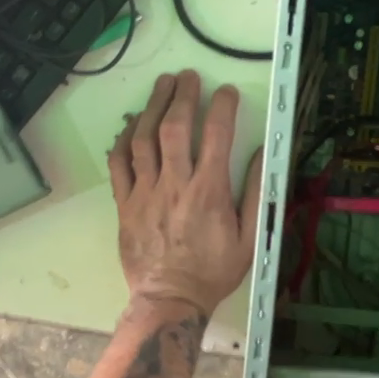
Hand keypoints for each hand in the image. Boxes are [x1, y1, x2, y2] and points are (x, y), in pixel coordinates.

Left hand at [108, 70, 263, 316]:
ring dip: (153, 107)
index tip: (227, 93)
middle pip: (175, 128)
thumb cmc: (213, 271)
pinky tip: (131, 125)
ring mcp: (146, 192)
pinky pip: (119, 164)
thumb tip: (259, 156)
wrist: (170, 299)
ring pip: (144, 139)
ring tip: (162, 87)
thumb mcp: (248, 237)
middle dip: (183, 96)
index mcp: (209, 191)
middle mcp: (175, 184)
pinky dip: (123, 140)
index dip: (222, 107)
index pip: (217, 136)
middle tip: (188, 77)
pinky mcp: (126, 204)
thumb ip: (253, 193)